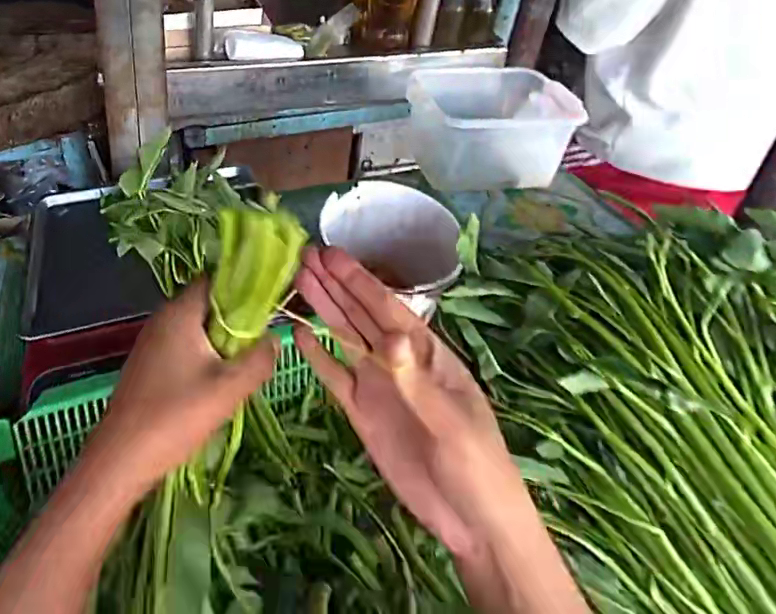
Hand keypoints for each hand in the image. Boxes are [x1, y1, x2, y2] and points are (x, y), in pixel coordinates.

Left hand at [85, 277, 275, 492]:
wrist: (118, 463)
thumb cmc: (174, 416)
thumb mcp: (229, 388)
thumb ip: (260, 358)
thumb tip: (276, 339)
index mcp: (179, 312)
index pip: (216, 280)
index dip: (244, 287)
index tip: (268, 305)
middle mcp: (162, 319)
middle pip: (208, 304)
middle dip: (236, 319)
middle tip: (259, 341)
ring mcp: (151, 343)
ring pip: (197, 329)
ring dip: (221, 342)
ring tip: (242, 365)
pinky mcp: (147, 366)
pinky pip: (183, 348)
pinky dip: (203, 357)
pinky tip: (215, 384)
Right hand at [294, 247, 587, 612]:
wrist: (473, 521)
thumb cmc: (476, 463)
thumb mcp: (451, 422)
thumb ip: (416, 381)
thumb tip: (392, 337)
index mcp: (425, 351)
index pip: (386, 307)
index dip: (359, 280)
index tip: (332, 254)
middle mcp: (398, 360)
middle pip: (360, 315)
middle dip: (335, 285)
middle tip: (304, 254)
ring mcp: (378, 385)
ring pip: (345, 338)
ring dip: (324, 309)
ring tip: (298, 280)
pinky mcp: (363, 413)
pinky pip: (336, 378)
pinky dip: (318, 356)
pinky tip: (300, 333)